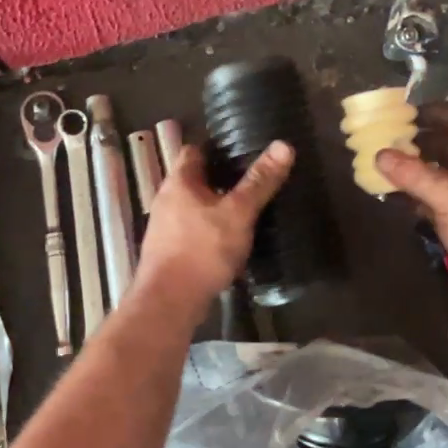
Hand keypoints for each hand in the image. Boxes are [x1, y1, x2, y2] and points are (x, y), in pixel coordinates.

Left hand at [136, 141, 294, 302]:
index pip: (195, 150)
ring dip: (215, 206)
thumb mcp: (238, 213)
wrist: (169, 302)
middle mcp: (166, 199)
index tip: (243, 151)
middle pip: (194, 179)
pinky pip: (192, 230)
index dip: (218, 148)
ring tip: (246, 209)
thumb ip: (259, 182)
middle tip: (252, 180)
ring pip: (193, 206)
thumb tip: (283, 145)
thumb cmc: (202, 250)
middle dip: (220, 179)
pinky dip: (210, 230)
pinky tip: (230, 240)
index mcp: (179, 181)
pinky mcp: (169, 251)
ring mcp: (164, 227)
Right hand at [376, 108, 447, 298]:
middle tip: (390, 139)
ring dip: (421, 166)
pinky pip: (446, 193)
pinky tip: (401, 196)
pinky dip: (425, 190)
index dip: (439, 110)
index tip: (408, 114)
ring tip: (389, 165)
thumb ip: (414, 175)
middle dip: (422, 138)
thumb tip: (379, 154)